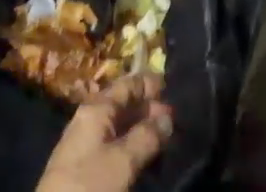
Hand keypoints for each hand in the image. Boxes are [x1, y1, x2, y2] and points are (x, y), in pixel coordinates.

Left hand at [35, 74, 174, 191]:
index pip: (126, 85)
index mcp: (96, 109)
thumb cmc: (91, 184)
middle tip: (177, 119)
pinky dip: (134, 147)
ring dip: (144, 131)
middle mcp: (90, 119)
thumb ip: (147, 136)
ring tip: (169, 139)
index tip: (173, 85)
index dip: (149, 83)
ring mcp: (88, 143)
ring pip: (121, 128)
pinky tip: (149, 157)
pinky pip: (116, 147)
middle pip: (124, 105)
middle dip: (150, 109)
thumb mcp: (123, 160)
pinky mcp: (88, 165)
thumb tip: (167, 117)